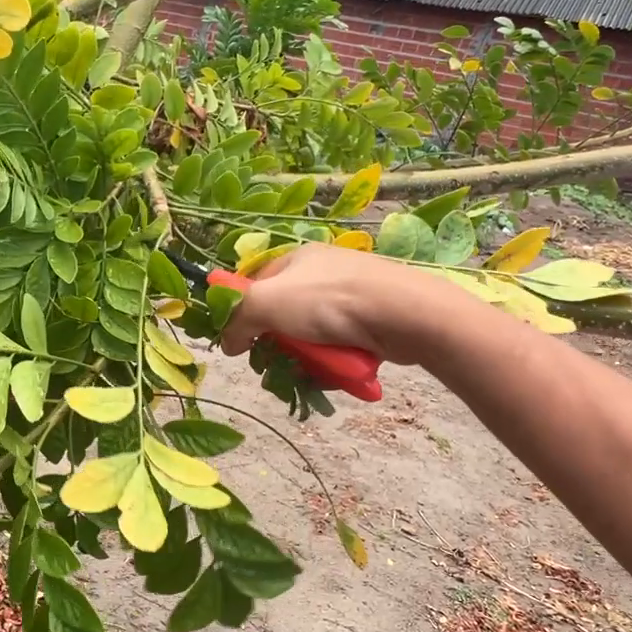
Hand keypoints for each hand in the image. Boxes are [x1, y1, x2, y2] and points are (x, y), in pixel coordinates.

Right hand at [216, 242, 474, 365]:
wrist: (404, 314)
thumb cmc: (328, 301)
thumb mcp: (265, 303)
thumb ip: (237, 320)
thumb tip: (227, 344)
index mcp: (295, 258)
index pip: (254, 285)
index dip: (243, 313)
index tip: (242, 342)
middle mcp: (321, 274)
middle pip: (282, 315)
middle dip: (277, 343)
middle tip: (276, 363)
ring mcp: (349, 298)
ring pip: (310, 336)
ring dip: (304, 359)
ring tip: (309, 373)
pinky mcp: (371, 322)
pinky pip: (337, 347)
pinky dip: (332, 363)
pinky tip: (334, 373)